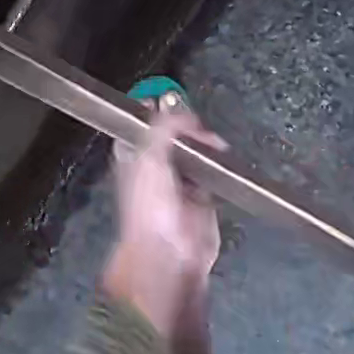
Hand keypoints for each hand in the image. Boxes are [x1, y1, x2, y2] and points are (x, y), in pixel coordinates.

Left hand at [100, 99, 226, 338]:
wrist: (169, 251)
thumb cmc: (149, 205)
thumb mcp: (149, 154)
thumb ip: (163, 126)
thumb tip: (176, 107)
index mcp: (133, 153)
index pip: (145, 122)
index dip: (159, 111)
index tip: (174, 101)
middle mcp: (154, 165)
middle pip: (173, 134)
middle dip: (186, 127)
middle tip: (197, 123)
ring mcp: (178, 181)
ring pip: (194, 151)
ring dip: (204, 144)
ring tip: (211, 140)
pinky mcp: (201, 197)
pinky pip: (211, 172)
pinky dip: (217, 164)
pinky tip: (220, 158)